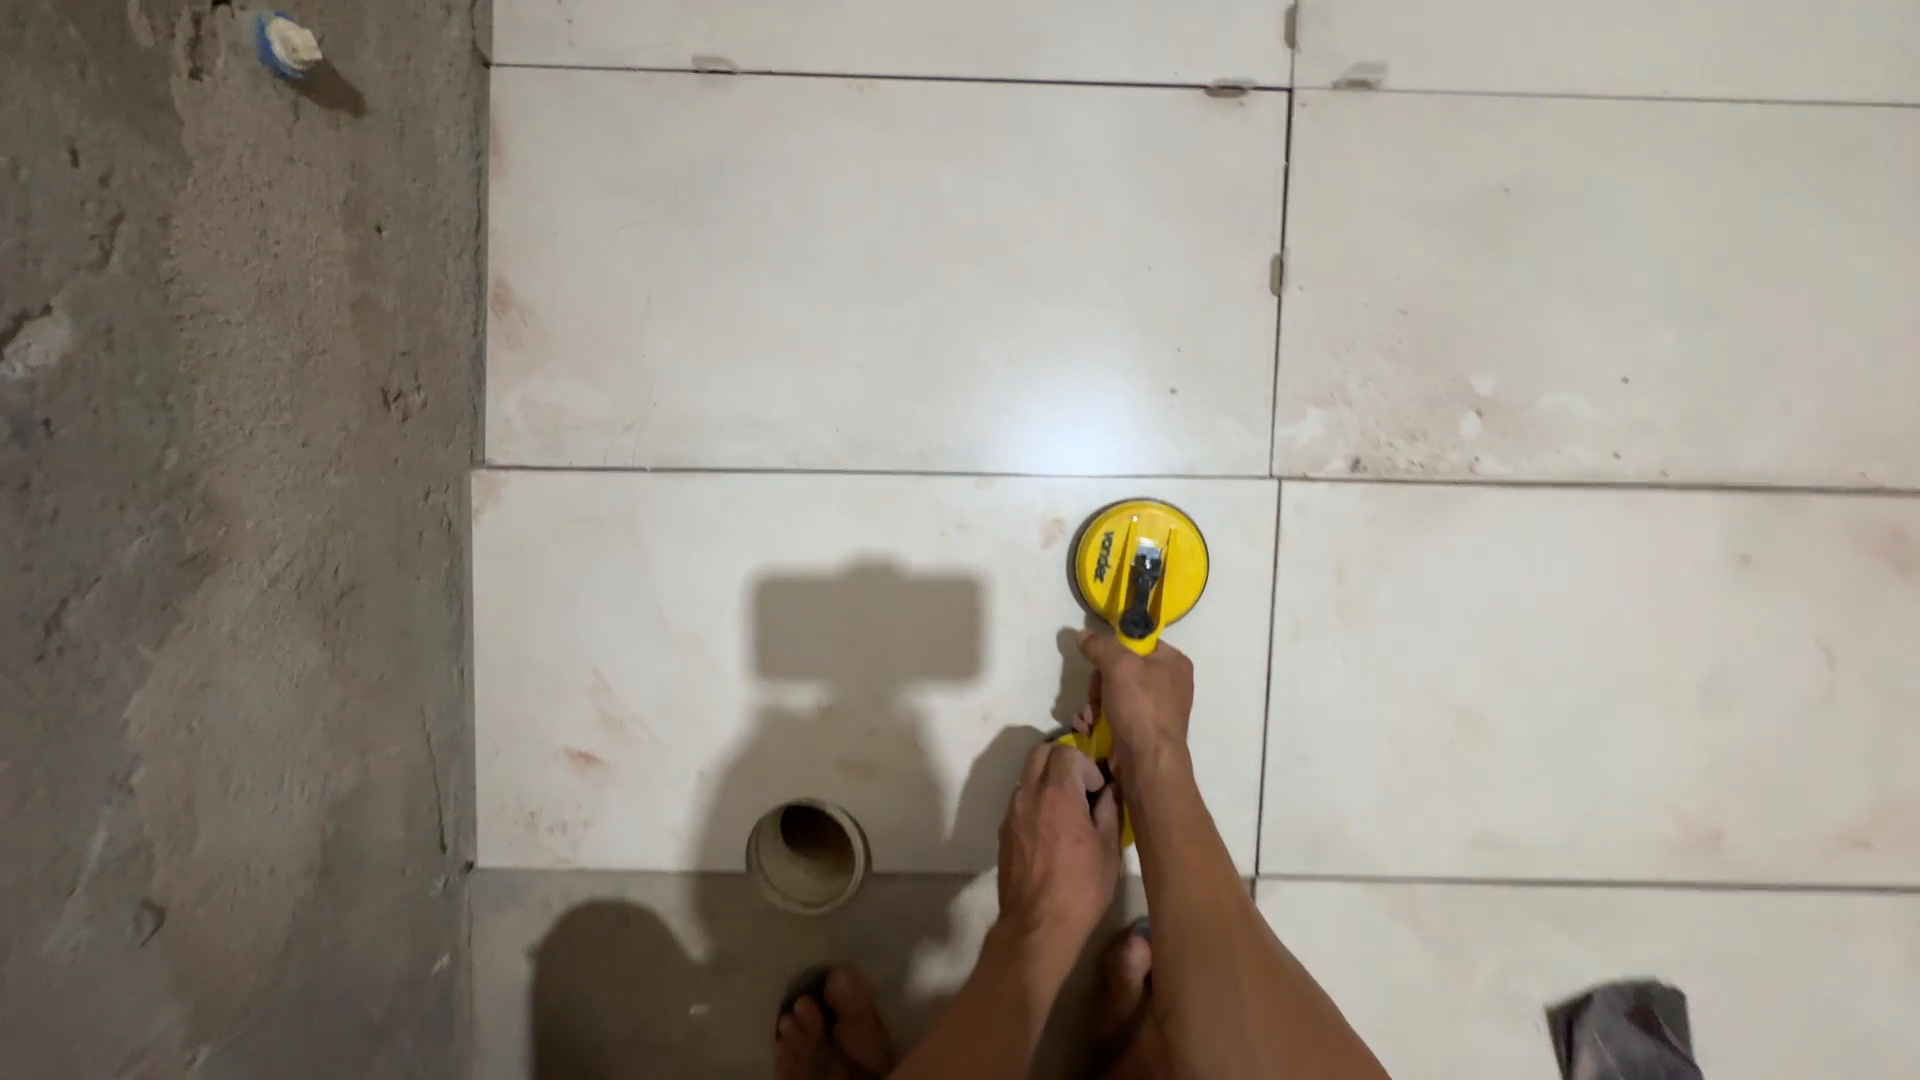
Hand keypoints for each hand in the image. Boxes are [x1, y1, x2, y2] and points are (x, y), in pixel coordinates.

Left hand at [996, 741, 1121, 956]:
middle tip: (1081, 789)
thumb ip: (1109, 810)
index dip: (1086, 765)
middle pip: (1040, 753)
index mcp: (1057, 793)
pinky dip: (1036, 801)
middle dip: (1063, 761)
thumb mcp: (1108, 850)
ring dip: (1047, 781)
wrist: (1037, 926)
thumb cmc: (1081, 888)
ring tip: (1067, 811)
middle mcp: (1028, 794)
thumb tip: (1110, 789)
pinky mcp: (1003, 830)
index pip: (1066, 750)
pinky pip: (1020, 800)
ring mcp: (1012, 812)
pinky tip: (1051, 831)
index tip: (1097, 791)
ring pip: (1027, 775)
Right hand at [1075, 630, 1194, 784]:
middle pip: (1122, 668)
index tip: (1099, 658)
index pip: (1140, 642)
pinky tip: (1088, 725)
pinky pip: (1114, 713)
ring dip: (1094, 702)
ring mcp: (1155, 709)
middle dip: (1099, 682)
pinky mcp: (1141, 729)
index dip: (1115, 648)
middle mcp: (1169, 684)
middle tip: (1095, 692)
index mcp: (1174, 662)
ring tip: (1089, 714)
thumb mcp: (1118, 665)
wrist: (1147, 761)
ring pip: (1113, 692)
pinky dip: (1098, 718)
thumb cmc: (1140, 706)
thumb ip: (1099, 645)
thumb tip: (1081, 634)